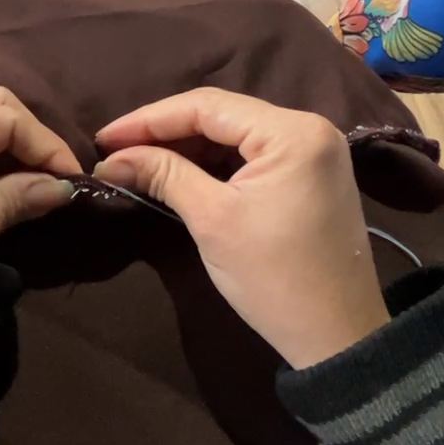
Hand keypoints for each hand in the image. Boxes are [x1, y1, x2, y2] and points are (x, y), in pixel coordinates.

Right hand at [94, 88, 389, 367]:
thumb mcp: (212, 220)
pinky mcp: (305, 173)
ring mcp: (310, 150)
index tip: (104, 137)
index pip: (206, 106)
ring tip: (134, 159)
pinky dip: (208, 162)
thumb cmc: (274, 278)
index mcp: (292, 133)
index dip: (148, 119)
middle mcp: (307, 128)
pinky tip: (173, 170)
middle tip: (114, 148)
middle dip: (162, 131)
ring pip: (229, 132)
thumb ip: (163, 175)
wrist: (339, 338)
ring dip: (182, 146)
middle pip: (218, 114)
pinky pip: (246, 152)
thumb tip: (111, 158)